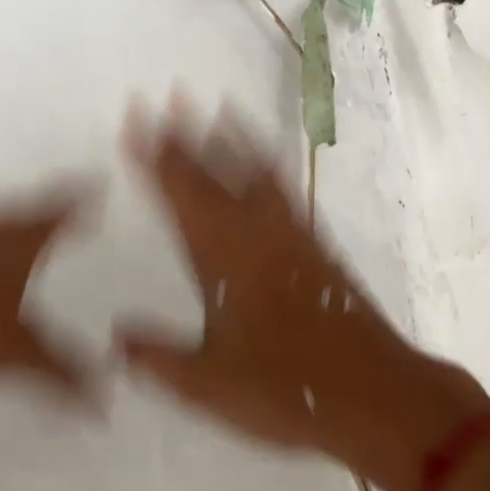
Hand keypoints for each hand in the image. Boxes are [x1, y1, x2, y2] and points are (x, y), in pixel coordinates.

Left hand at [0, 190, 90, 403]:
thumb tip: (101, 401)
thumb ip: (57, 374)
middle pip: (16, 211)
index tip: (95, 185)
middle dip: (36, 217)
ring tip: (1, 250)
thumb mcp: (9, 355)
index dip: (80, 199)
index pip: (58, 209)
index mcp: (13, 237)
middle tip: (53, 221)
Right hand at [116, 99, 489, 490]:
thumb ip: (158, 358)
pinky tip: (266, 161)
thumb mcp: (209, 385)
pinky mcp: (316, 246)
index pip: (177, 192)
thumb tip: (114, 336)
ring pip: (252, 171)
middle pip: (212, 171)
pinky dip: (269, 164)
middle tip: (165, 97)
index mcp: (222, 256)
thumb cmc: (286, 390)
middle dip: (184, 134)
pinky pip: (285, 189)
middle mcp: (254, 232)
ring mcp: (290, 235)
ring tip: (217, 105)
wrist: (375, 393)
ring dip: (229, 138)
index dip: (153, 155)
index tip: (135, 118)